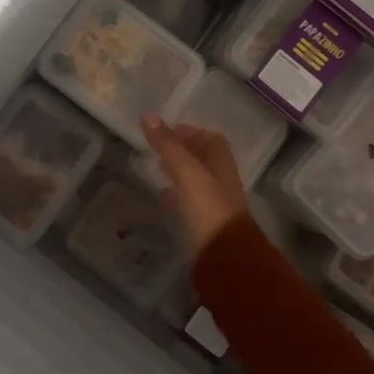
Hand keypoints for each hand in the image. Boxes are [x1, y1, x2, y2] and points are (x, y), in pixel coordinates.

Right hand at [142, 115, 248, 254]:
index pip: (212, 140)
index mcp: (222, 165)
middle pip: (204, 159)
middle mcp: (220, 182)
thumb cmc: (209, 209)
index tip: (169, 130)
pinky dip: (177, 194)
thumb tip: (148, 116)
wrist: (224, 257)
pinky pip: (190, 202)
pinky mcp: (204, 224)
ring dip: (180, 171)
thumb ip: (170, 147)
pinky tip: (165, 196)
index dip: (192, 132)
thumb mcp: (188, 174)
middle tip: (159, 147)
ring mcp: (214, 204)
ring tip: (158, 167)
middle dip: (183, 150)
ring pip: (196, 180)